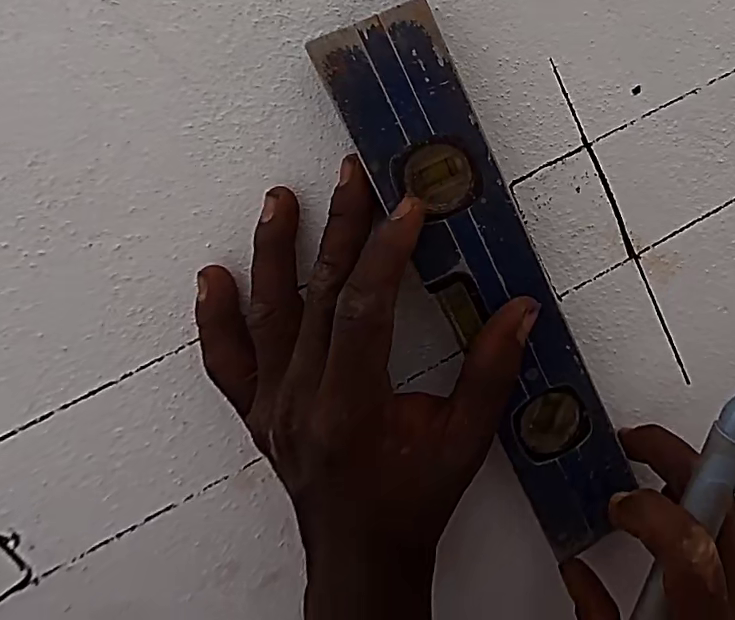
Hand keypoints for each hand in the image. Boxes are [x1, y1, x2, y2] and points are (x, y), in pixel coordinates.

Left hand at [194, 156, 540, 619]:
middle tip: (352, 174)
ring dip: (275, 251)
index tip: (408, 206)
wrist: (361, 561)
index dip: (387, 251)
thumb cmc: (414, 503)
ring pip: (269, 314)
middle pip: (318, 294)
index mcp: (350, 409)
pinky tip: (212, 278)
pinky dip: (217, 318)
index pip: (363, 309)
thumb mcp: (465, 442)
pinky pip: (228, 360)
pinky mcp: (258, 412)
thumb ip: (491, 372)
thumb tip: (522, 309)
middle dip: (342, 226)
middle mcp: (300, 402)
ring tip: (279, 199)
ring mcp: (271, 406)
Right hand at [558, 425, 734, 619]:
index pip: (690, 548)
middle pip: (717, 497)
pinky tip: (688, 509)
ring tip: (655, 478)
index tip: (620, 503)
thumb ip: (605, 618)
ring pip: (730, 498)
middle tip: (633, 442)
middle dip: (669, 454)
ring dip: (689, 478)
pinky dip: (709, 504)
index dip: (647, 510)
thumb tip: (578, 571)